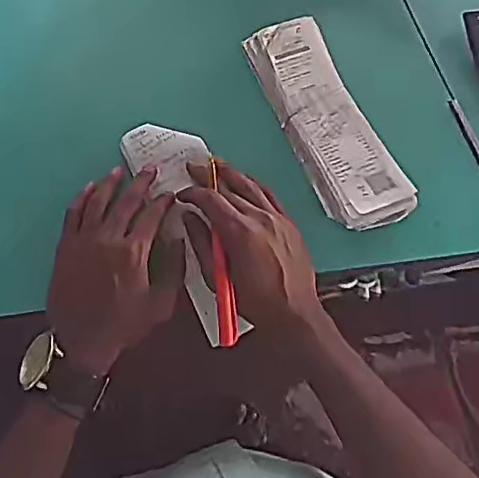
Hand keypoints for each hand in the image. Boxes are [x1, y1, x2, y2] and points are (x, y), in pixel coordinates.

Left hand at [47, 167, 182, 374]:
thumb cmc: (123, 326)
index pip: (152, 215)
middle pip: (127, 202)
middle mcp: (108, 240)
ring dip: (110, 184)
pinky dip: (82, 198)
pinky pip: (73, 214)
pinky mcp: (66, 246)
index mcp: (133, 252)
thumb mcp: (160, 304)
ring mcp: (84, 240)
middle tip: (149, 170)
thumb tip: (178, 241)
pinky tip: (89, 189)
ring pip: (98, 202)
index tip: (170, 194)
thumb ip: (174, 270)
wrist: (81, 342)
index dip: (163, 202)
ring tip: (118, 171)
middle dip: (141, 183)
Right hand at [179, 161, 327, 337]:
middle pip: (229, 188)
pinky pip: (269, 194)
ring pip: (250, 185)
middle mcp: (259, 217)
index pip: (211, 199)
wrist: (295, 313)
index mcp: (239, 231)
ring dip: (232, 173)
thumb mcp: (218, 278)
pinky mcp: (288, 222)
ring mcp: (276, 217)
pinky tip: (247, 180)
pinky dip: (254, 184)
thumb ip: (202, 244)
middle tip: (194, 169)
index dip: (193, 193)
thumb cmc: (255, 301)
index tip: (183, 195)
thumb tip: (190, 219)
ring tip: (217, 164)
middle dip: (209, 178)